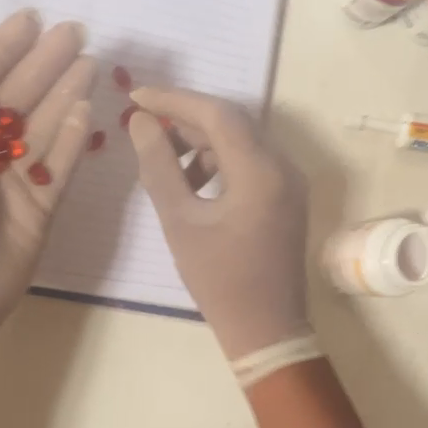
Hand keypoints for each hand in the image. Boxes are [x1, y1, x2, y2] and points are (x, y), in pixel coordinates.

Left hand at [0, 10, 96, 418]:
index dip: (2, 49)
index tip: (32, 20)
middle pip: (15, 100)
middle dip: (43, 66)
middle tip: (76, 33)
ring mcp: (9, 184)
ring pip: (41, 129)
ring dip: (64, 95)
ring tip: (90, 63)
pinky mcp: (38, 213)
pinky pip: (57, 169)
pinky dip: (71, 142)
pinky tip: (87, 112)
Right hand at [126, 88, 320, 385]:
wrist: (266, 329)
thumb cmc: (220, 282)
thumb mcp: (181, 223)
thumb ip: (159, 167)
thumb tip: (140, 123)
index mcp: (260, 172)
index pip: (216, 113)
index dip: (173, 100)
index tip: (135, 97)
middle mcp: (284, 167)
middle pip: (232, 123)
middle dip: (187, 122)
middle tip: (146, 131)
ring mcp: (291, 183)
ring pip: (243, 143)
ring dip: (203, 146)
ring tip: (167, 170)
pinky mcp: (289, 199)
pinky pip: (253, 164)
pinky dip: (222, 165)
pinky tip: (195, 188)